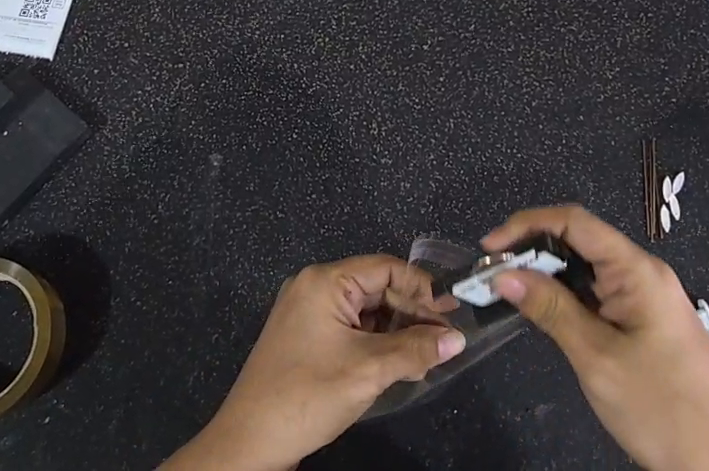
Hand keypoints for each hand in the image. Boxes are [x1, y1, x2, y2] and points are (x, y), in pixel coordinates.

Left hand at [162, 255, 464, 470]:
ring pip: (366, 310)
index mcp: (325, 281)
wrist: (250, 440)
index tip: (450, 317)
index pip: (385, 268)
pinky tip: (400, 363)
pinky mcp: (306, 336)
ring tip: (428, 357)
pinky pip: (350, 326)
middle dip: (411, 314)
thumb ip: (414, 350)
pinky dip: (376, 342)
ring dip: (396, 331)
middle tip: (445, 343)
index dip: (420, 289)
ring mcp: (308, 311)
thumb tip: (457, 338)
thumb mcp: (368, 371)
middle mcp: (315, 286)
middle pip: (376, 287)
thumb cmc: (308, 395)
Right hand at [483, 207, 708, 470]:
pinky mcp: (648, 323)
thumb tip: (503, 274)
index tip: (489, 248)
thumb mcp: (596, 357)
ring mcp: (648, 299)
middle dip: (532, 251)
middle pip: (579, 241)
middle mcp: (644, 274)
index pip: (574, 221)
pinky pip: (599, 293)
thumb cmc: (661, 407)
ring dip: (547, 276)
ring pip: (587, 269)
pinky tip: (544, 313)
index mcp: (637, 270)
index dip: (526, 225)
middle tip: (492, 276)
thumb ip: (550, 309)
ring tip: (509, 292)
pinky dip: (567, 297)